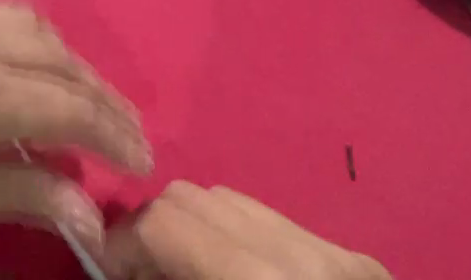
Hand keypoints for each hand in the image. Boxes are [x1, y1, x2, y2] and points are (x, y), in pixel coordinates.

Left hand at [0, 0, 151, 257]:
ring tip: (83, 96)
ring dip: (66, 57)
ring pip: (29, 21)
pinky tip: (26, 60)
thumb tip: (90, 213)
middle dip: (101, 94)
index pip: (71, 109)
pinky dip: (25, 33)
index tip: (143, 162)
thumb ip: (18, 196)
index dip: (115, 137)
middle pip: (59, 57)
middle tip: (126, 130)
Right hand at [103, 181, 389, 279]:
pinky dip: (236, 243)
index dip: (121, 245)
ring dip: (193, 234)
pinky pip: (273, 222)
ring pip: (230, 201)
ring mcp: (344, 257)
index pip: (167, 221)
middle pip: (192, 198)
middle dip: (153, 235)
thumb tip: (121, 274)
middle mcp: (310, 259)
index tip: (107, 276)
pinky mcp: (363, 265)